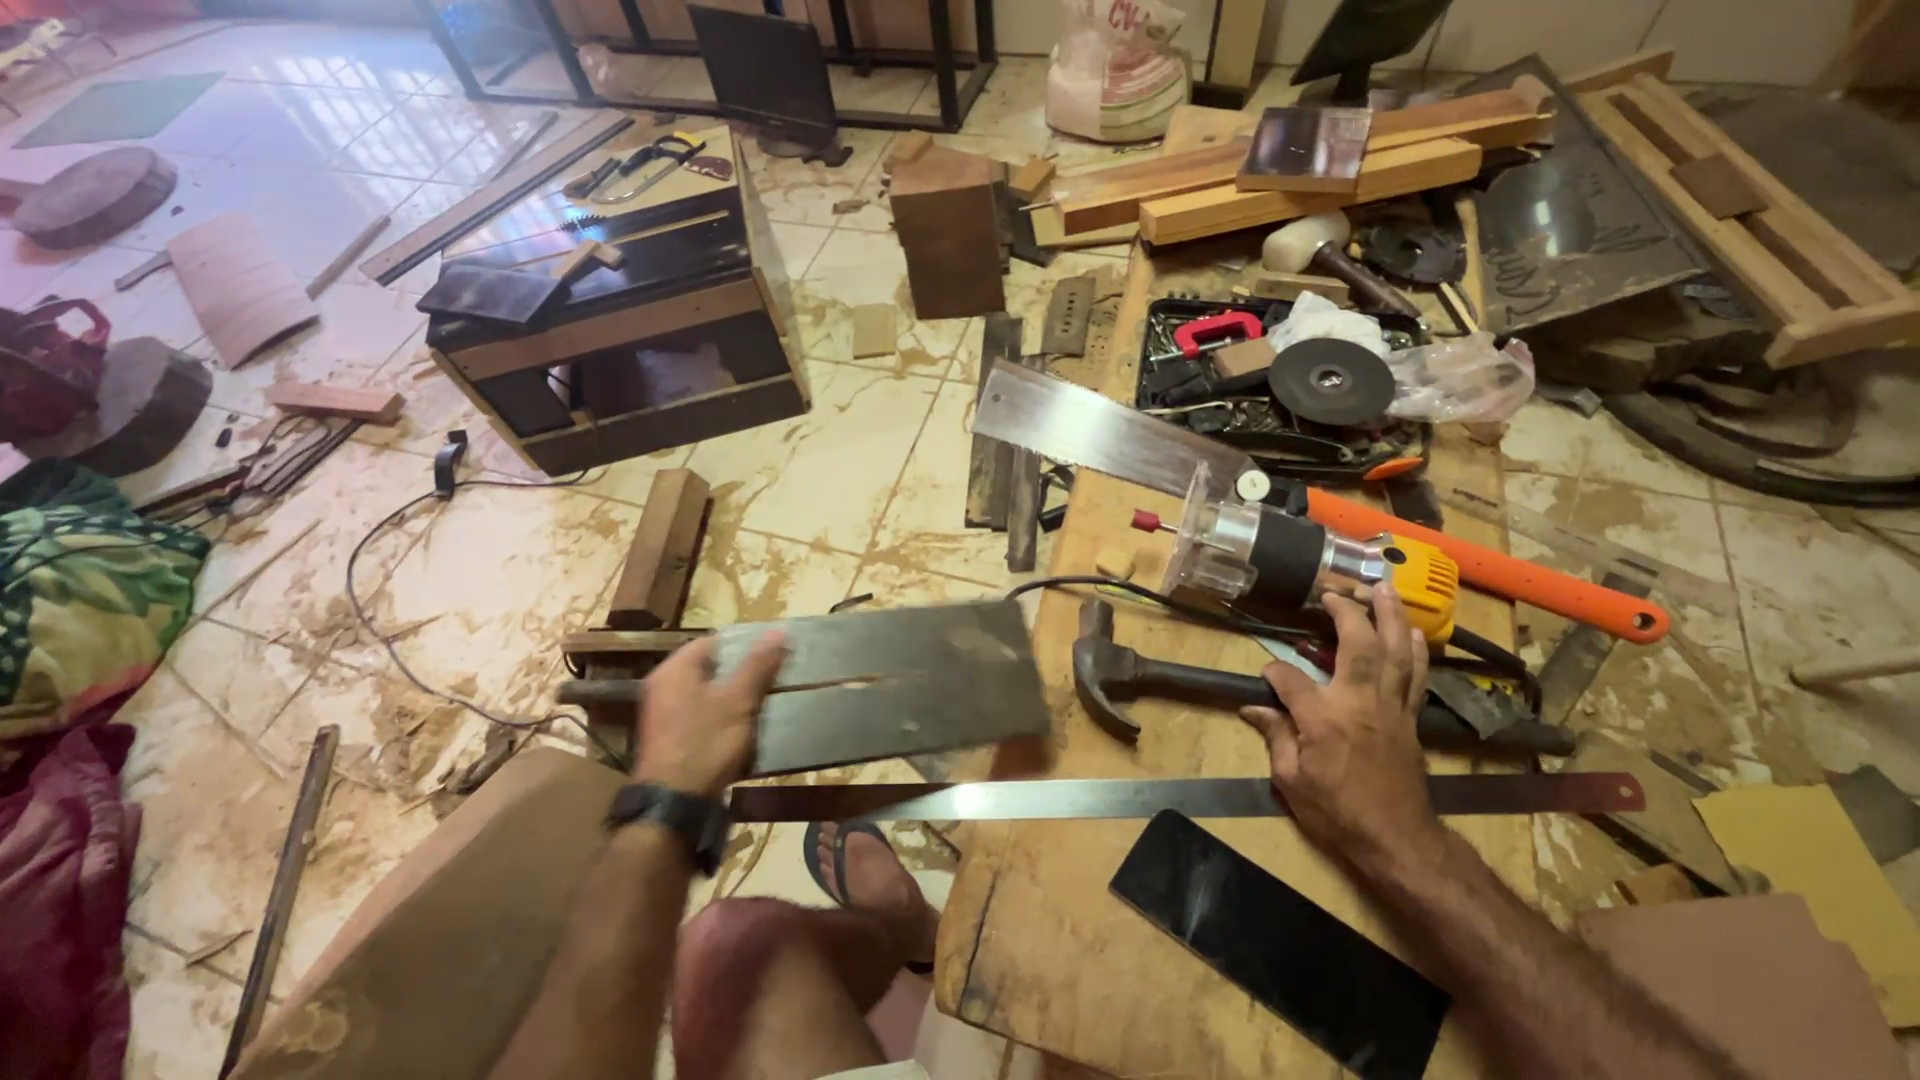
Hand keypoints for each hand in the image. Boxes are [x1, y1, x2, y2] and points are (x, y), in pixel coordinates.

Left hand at [632, 632, 787, 795]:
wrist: (675, 801)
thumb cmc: (705, 743)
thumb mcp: (738, 701)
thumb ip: (757, 665)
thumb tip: (779, 631)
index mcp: (675, 669)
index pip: (713, 641)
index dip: (744, 643)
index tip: (773, 652)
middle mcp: (664, 685)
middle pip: (711, 666)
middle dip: (742, 670)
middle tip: (774, 675)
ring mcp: (665, 712)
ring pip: (708, 691)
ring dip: (735, 694)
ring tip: (766, 698)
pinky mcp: (672, 736)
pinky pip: (702, 713)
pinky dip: (723, 714)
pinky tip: (745, 724)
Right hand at [1239, 583, 1441, 873]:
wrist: (1395, 839)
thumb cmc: (1336, 813)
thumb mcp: (1290, 781)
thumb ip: (1275, 737)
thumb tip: (1253, 708)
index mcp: (1323, 718)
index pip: (1290, 679)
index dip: (1273, 672)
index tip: (1265, 676)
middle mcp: (1360, 702)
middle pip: (1359, 644)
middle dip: (1347, 612)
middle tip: (1336, 589)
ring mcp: (1391, 708)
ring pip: (1396, 651)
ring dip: (1390, 616)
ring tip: (1383, 589)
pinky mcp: (1409, 719)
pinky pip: (1415, 675)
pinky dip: (1415, 650)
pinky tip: (1412, 632)